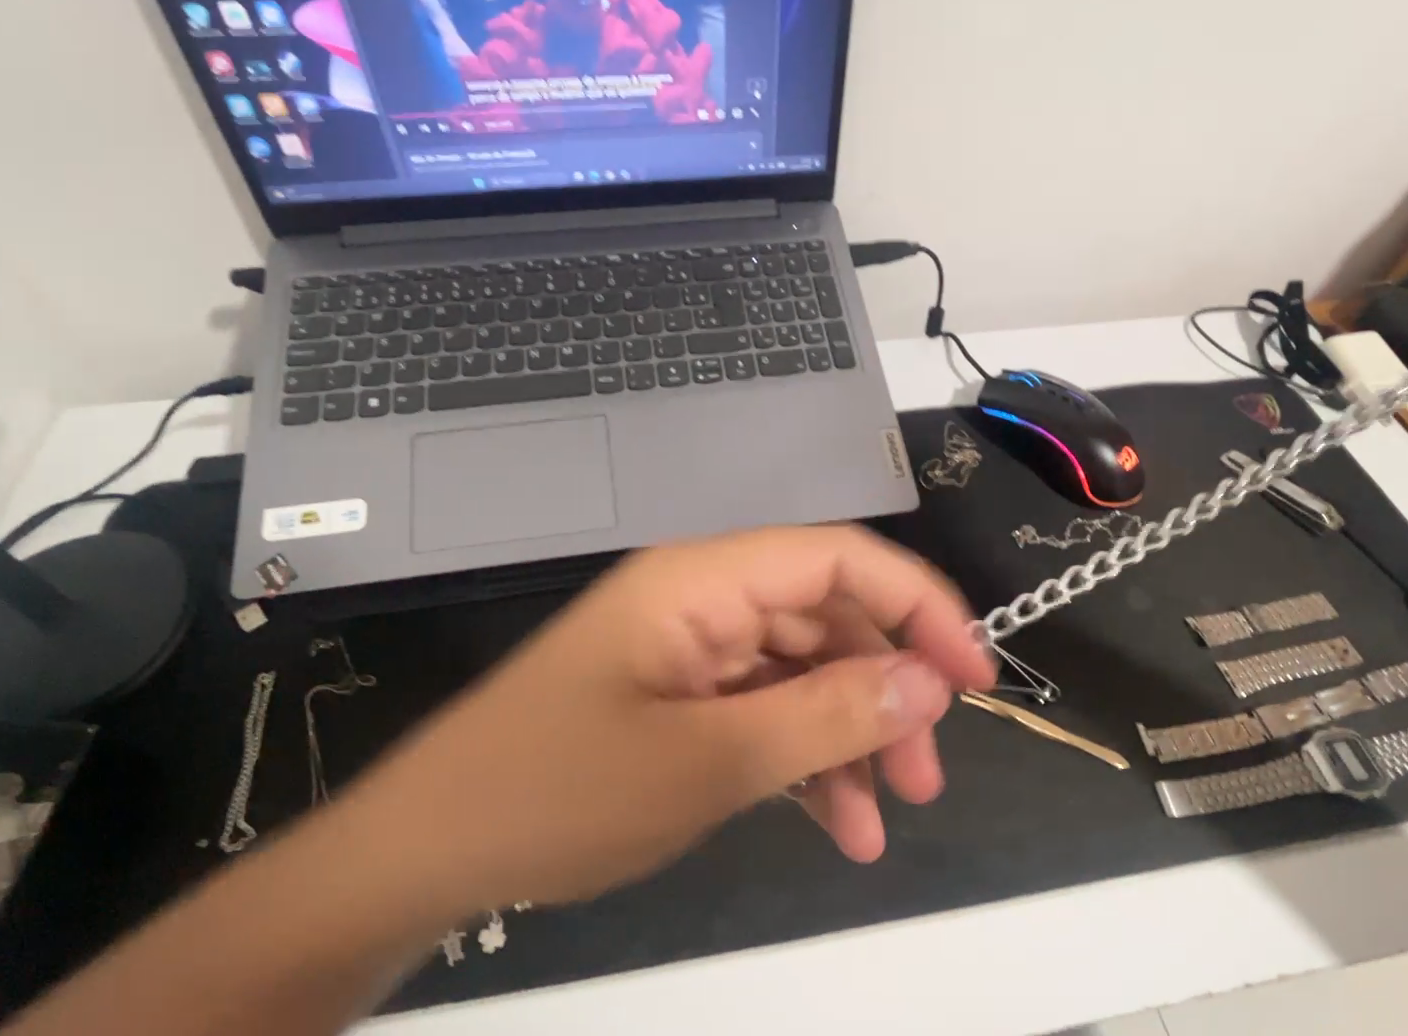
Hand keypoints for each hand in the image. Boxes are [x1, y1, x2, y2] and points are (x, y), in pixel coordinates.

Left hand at [350, 526, 995, 909]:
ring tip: (884, 823)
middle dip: (887, 693)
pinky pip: (763, 714)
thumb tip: (930, 681)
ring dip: (850, 740)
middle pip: (827, 619)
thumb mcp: (711, 760)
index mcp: (704, 579)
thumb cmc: (563, 791)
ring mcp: (690, 651)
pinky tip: (838, 829)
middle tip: (928, 775)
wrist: (434, 848)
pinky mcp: (678, 699)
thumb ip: (826, 715)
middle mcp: (703, 600)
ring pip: (802, 675)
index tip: (973, 678)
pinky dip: (804, 763)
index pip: (838, 558)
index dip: (918, 605)